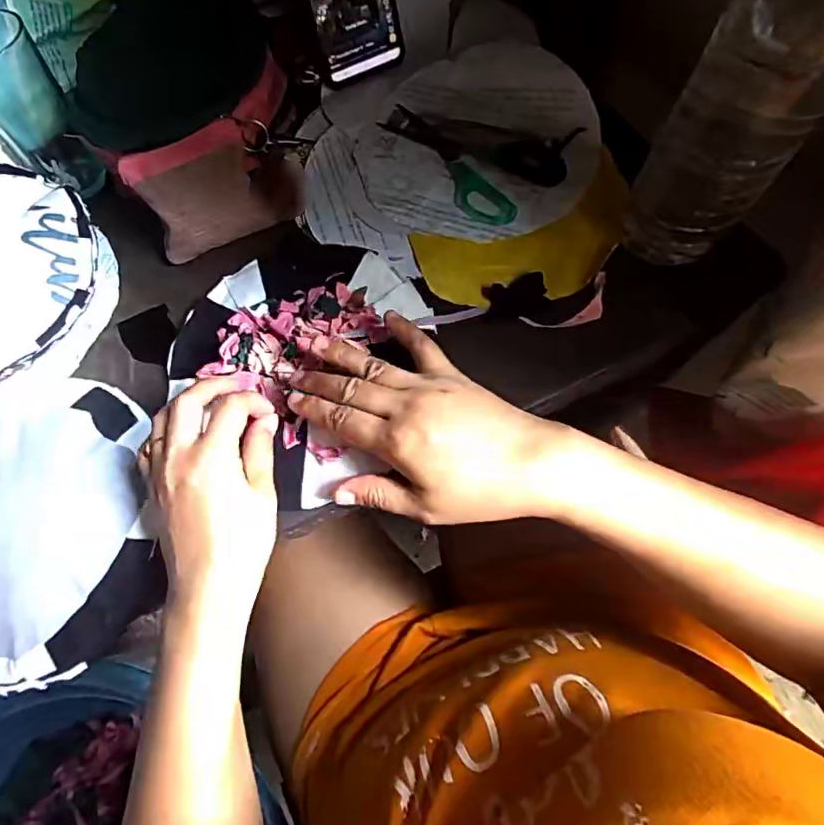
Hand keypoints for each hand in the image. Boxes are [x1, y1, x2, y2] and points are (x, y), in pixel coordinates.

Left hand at [143, 377, 279, 607]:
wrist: (207, 585)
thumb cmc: (241, 547)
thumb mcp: (262, 494)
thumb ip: (259, 449)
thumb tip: (262, 421)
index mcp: (211, 456)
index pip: (230, 406)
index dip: (253, 400)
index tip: (266, 409)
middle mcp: (178, 457)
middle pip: (189, 398)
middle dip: (216, 384)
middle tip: (237, 386)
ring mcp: (159, 471)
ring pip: (163, 415)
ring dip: (187, 400)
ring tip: (210, 401)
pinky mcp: (151, 486)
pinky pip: (150, 443)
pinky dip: (166, 428)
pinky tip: (183, 433)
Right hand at [286, 313, 579, 525]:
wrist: (533, 462)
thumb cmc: (480, 493)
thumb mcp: (425, 507)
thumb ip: (378, 494)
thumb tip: (335, 491)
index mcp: (395, 442)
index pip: (341, 421)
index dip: (313, 409)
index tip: (291, 398)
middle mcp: (405, 407)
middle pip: (350, 389)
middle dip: (318, 380)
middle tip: (292, 370)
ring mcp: (429, 386)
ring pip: (375, 366)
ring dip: (343, 352)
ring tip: (316, 338)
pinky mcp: (452, 376)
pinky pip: (422, 348)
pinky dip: (404, 331)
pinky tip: (388, 317)